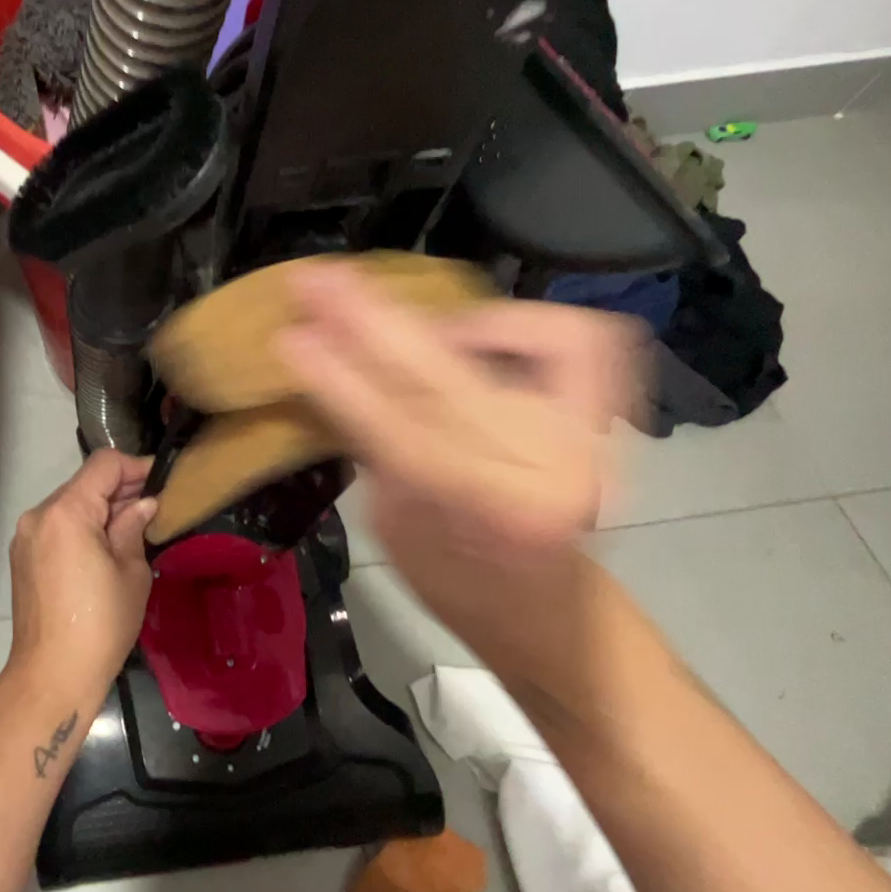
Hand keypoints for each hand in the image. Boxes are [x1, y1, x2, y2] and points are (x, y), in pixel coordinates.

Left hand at [5, 450, 157, 701]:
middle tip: (153, 508)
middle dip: (119, 490)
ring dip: (100, 510)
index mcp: (66, 512)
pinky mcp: (22, 557)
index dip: (135, 467)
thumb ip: (133, 527)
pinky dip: (81, 528)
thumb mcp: (131, 572)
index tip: (161, 482)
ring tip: (131, 531)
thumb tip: (143, 504)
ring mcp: (26, 536)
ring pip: (69, 505)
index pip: (103, 465)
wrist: (52, 674)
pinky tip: (104, 549)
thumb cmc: (101, 624)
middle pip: (84, 484)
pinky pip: (57, 527)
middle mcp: (39, 515)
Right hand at [275, 264, 642, 662]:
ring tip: (369, 294)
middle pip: (439, 375)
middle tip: (316, 280)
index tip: (291, 337)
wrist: (548, 611)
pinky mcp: (600, 419)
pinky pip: (569, 340)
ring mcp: (580, 438)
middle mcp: (539, 469)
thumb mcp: (390, 526)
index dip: (337, 376)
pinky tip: (468, 327)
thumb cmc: (454, 583)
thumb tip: (327, 369)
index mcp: (475, 512)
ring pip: (493, 348)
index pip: (393, 427)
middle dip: (366, 318)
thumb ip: (369, 447)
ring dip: (417, 316)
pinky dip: (515, 323)